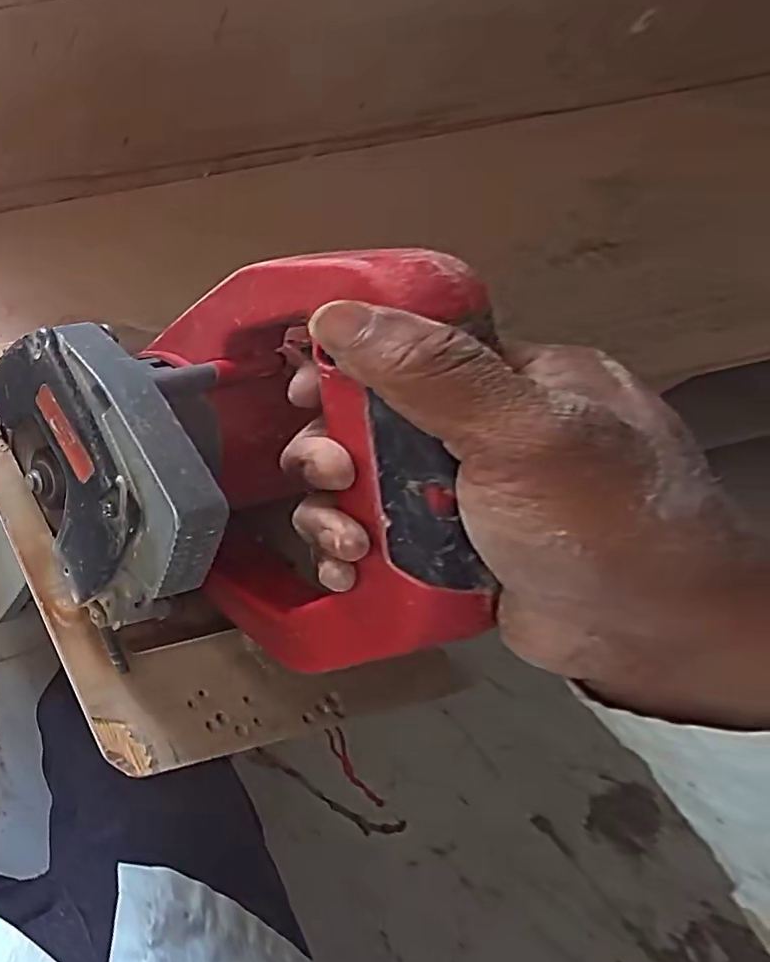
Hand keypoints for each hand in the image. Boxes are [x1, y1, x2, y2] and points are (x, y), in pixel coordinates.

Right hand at [282, 300, 769, 728]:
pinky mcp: (424, 539)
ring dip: (328, 513)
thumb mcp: (525, 436)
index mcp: (510, 381)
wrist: (656, 647)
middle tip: (334, 476)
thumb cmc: (608, 527)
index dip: (342, 365)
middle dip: (327, 454)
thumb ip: (434, 374)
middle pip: (355, 421)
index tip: (305, 393)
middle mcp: (471, 429)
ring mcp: (444, 488)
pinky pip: (354, 530)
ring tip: (350, 545)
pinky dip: (340, 551)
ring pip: (345, 483)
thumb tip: (336, 313)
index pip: (404, 349)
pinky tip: (348, 569)